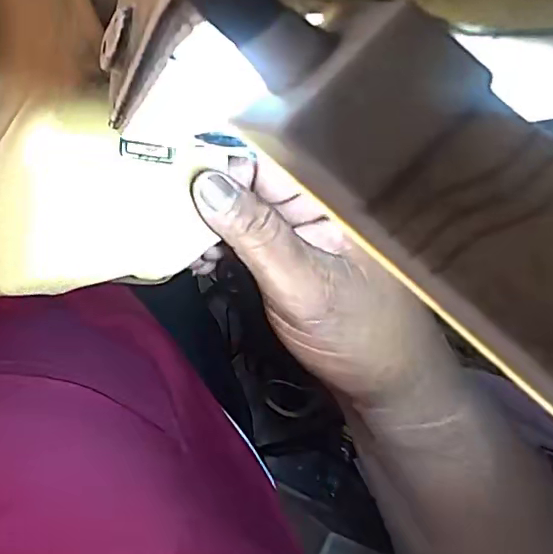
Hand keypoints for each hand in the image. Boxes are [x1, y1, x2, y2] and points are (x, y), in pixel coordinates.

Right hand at [190, 159, 466, 418]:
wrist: (383, 391)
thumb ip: (257, 233)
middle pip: (243, 182)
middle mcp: (306, 207)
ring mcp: (290, 232)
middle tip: (168, 214)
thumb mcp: (304, 284)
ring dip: (204, 224)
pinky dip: (213, 246)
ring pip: (234, 210)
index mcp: (325, 200)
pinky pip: (236, 238)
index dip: (219, 162)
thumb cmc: (360, 336)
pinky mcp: (276, 256)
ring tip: (184, 246)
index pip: (264, 162)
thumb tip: (207, 183)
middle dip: (204, 194)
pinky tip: (199, 261)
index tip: (176, 173)